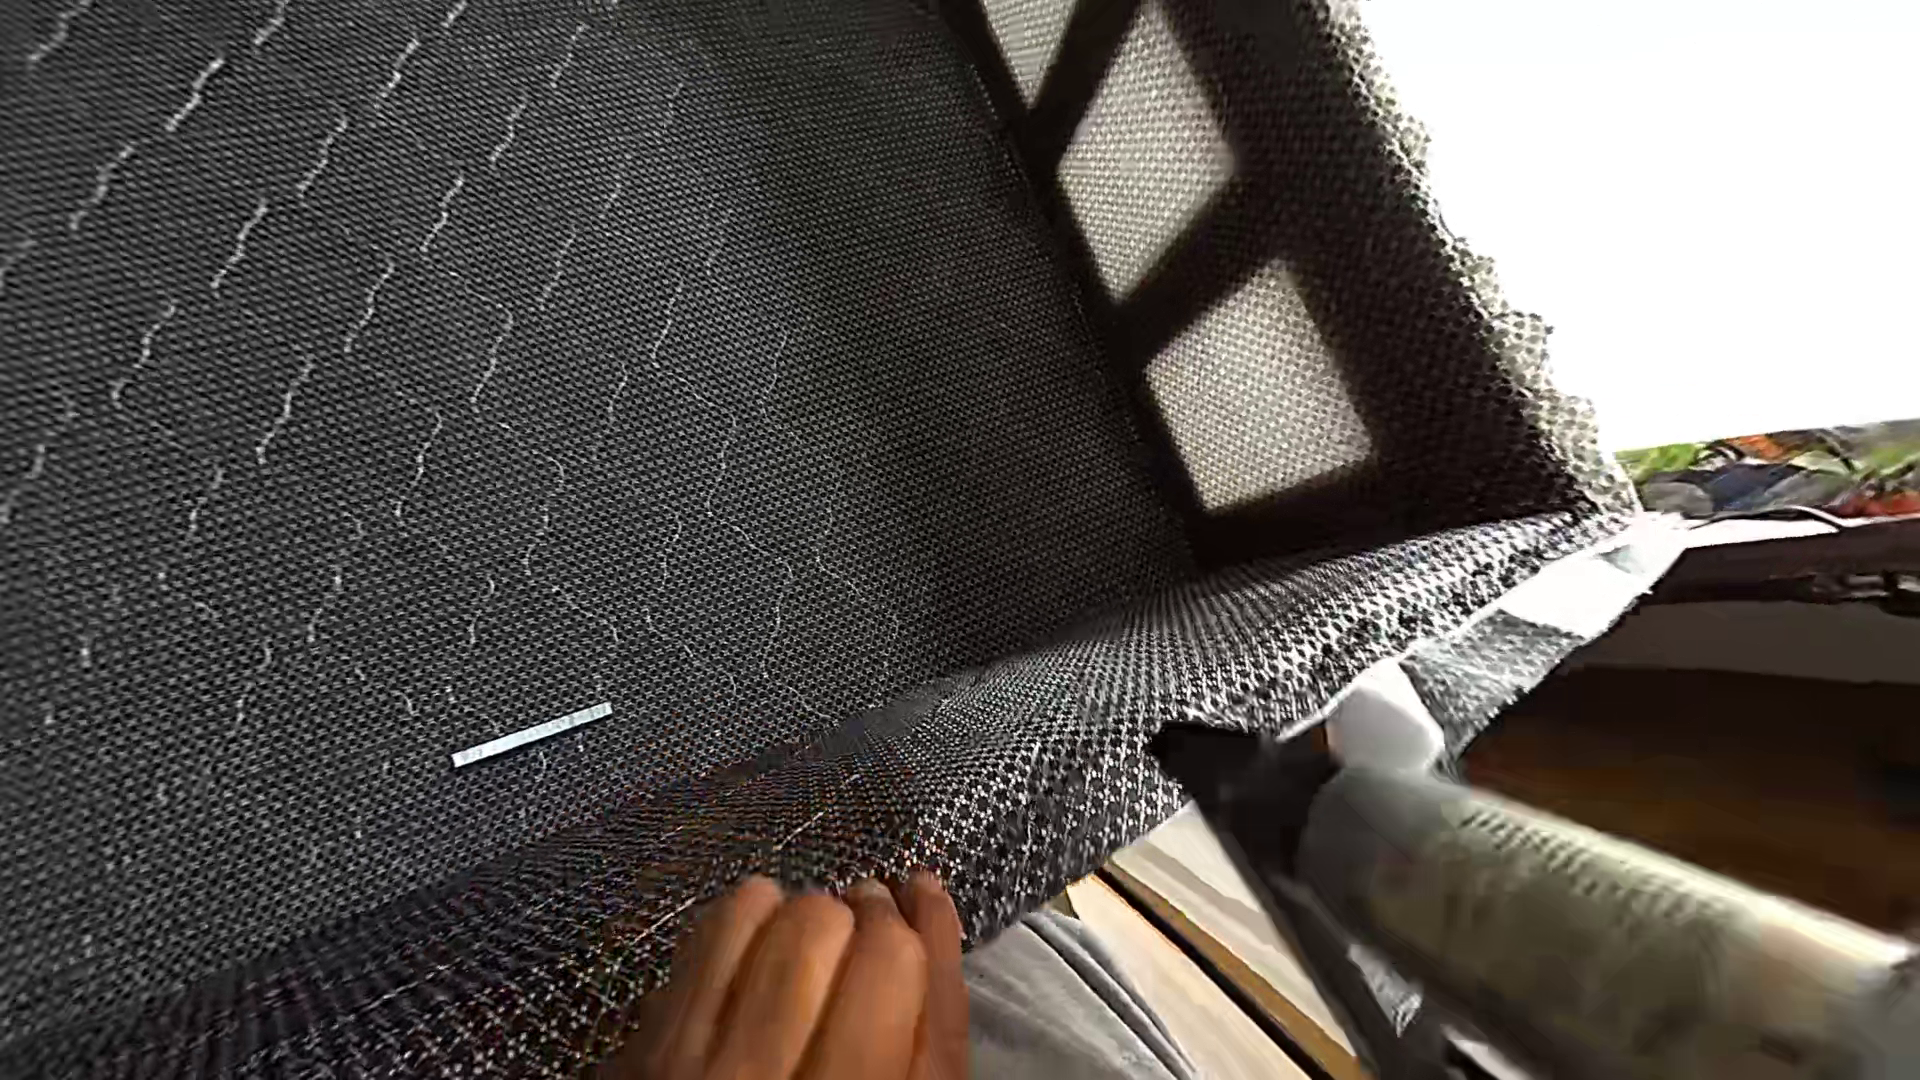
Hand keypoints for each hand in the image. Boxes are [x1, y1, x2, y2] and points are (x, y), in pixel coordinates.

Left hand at [604, 872, 968, 1079]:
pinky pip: (708, 932)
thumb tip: (922, 888)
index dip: (911, 920)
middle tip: (859, 932)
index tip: (909, 904)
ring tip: (809, 946)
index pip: (893, 959)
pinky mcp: (645, 1054)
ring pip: (763, 914)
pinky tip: (757, 954)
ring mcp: (697, 1070)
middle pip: (823, 928)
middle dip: (856, 913)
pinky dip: (747, 921)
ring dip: (801, 913)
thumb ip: (939, 1008)